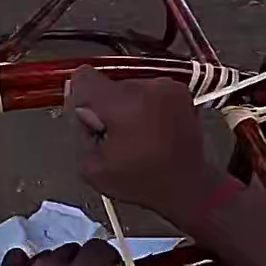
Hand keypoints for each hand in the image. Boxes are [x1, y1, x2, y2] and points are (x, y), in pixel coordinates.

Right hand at [66, 68, 222, 216]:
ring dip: (125, 106)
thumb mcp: (91, 167)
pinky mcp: (180, 90)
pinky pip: (147, 90)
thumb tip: (79, 102)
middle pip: (107, 85)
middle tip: (116, 137)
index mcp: (123, 104)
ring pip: (127, 87)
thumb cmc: (140, 181)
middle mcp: (146, 87)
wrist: (188, 187)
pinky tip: (153, 129)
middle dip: (105, 107)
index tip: (90, 119)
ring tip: (138, 135)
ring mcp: (167, 86)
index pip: (84, 77)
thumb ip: (77, 128)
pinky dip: (144, 105)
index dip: (79, 98)